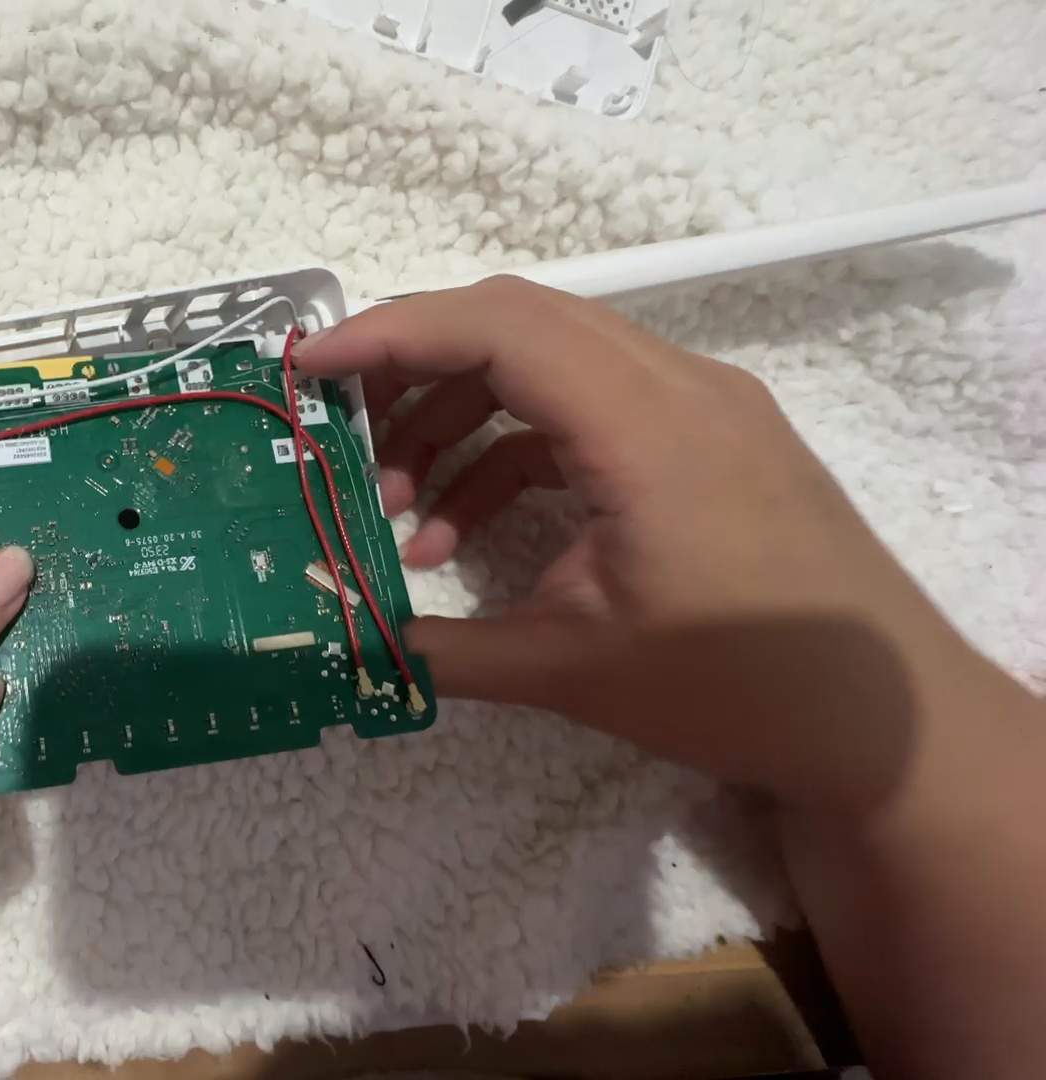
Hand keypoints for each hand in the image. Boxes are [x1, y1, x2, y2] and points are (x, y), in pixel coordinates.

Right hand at [300, 276, 1045, 1075]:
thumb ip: (439, 649)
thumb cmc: (738, 689)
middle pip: (513, 323)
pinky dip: (493, 456)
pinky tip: (456, 532)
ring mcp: (687, 407)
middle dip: (407, 363)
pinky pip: (564, 414)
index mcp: (648, 430)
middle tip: (336, 414)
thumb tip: (343, 641)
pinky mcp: (686, 438)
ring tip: (392, 499)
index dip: (393, 333)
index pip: (502, 329)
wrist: (891, 726)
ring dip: (447, 417)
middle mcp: (674, 389)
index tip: (311, 365)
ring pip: (535, 363)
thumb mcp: (566, 672)